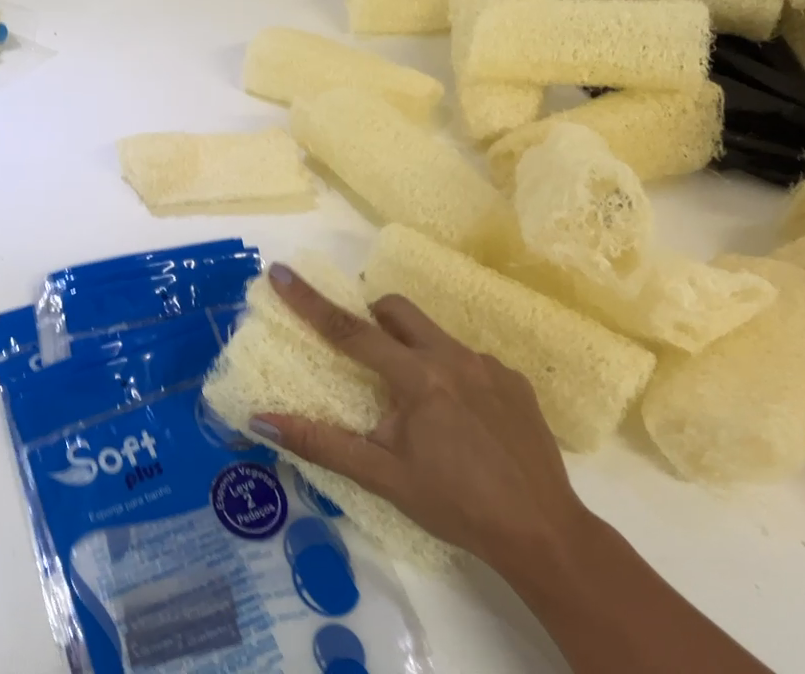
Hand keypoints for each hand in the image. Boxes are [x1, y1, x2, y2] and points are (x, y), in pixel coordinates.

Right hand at [250, 263, 595, 574]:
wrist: (544, 533)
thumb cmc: (455, 505)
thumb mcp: (382, 477)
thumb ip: (320, 444)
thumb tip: (260, 421)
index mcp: (418, 378)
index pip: (350, 330)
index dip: (311, 301)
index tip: (282, 272)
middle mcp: (454, 358)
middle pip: (396, 310)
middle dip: (370, 318)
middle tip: (362, 358)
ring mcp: (490, 367)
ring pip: (434, 334)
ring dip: (411, 350)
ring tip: (415, 403)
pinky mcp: (515, 382)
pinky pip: (468, 359)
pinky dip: (448, 374)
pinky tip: (458, 420)